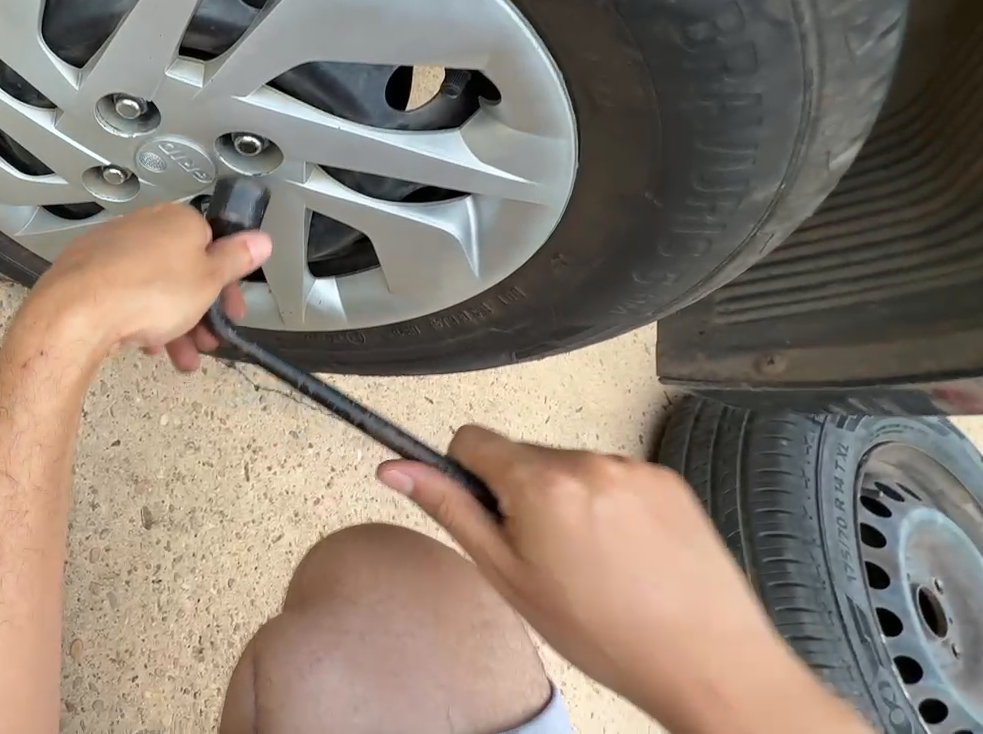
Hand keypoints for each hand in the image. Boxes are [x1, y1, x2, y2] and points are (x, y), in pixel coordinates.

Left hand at [24, 203, 269, 370]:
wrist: (78, 310)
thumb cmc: (143, 291)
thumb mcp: (208, 280)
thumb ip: (236, 259)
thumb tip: (259, 240)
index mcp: (177, 220)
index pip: (213, 245)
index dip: (225, 283)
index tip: (230, 309)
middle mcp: (143, 226)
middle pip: (182, 271)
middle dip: (199, 311)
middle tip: (207, 339)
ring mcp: (112, 248)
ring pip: (153, 287)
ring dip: (172, 324)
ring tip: (180, 356)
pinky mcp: (88, 271)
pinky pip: (123, 295)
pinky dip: (138, 319)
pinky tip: (144, 344)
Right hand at [378, 427, 866, 732]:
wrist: (714, 669)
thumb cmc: (604, 631)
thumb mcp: (505, 573)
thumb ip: (447, 508)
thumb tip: (393, 468)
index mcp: (540, 482)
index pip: (470, 439)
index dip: (467, 474)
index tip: (488, 514)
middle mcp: (586, 461)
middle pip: (519, 454)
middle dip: (517, 490)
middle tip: (542, 551)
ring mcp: (632, 468)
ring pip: (563, 465)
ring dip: (562, 496)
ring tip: (590, 557)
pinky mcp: (667, 480)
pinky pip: (609, 473)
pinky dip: (604, 501)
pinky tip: (624, 550)